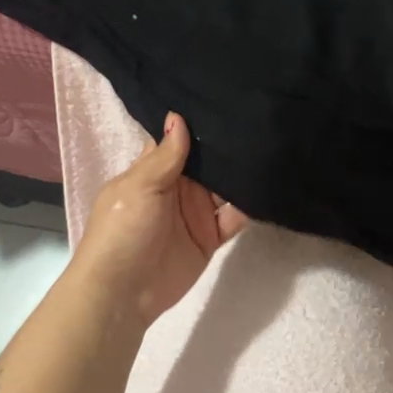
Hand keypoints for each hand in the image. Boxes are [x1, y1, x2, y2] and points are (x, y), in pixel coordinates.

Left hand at [74, 112, 249, 324]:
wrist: (122, 294)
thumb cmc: (122, 233)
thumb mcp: (139, 188)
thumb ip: (164, 156)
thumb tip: (178, 116)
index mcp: (152, 172)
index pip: (176, 140)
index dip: (194, 122)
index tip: (223, 97)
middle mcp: (177, 188)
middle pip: (207, 161)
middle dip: (226, 145)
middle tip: (259, 116)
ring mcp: (195, 213)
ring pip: (225, 187)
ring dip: (241, 173)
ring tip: (271, 148)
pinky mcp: (210, 237)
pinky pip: (235, 217)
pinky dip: (250, 206)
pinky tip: (267, 188)